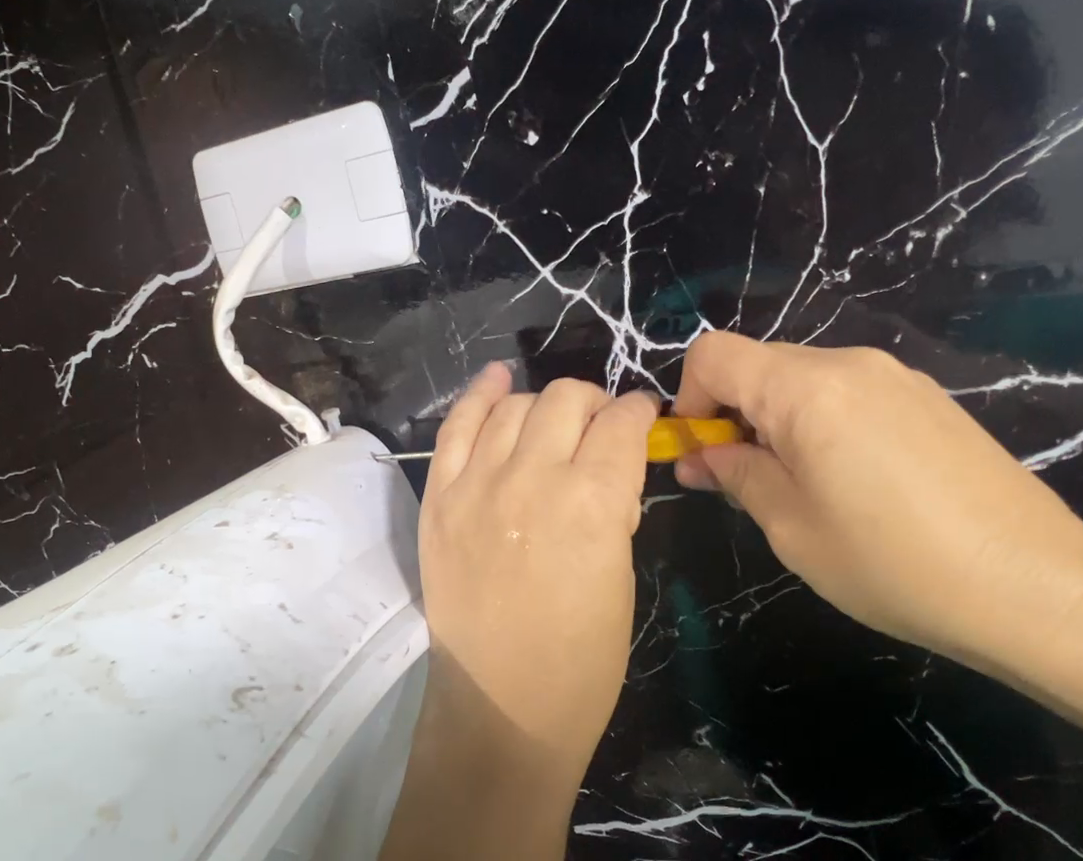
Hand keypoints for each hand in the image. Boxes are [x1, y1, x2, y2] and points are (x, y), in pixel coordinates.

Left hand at [419, 363, 657, 772]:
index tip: (642, 416)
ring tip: (554, 418)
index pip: (621, 424)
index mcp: (592, 501)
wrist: (501, 702)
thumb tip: (610, 468)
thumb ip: (614, 508)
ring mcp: (478, 482)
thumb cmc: (582, 659)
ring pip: (514, 405)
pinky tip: (498, 379)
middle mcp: (533, 476)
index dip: (638, 413)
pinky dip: (480, 395)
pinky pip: (457, 425)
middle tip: (600, 425)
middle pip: (567, 399)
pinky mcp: (440, 495)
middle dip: (594, 402)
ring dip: (543, 403)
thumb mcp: (621, 576)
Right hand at [672, 332, 1082, 661]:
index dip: (688, 396)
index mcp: (806, 388)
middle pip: (759, 364)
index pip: (714, 354)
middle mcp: (850, 365)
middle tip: (744, 479)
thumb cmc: (896, 565)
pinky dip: (824, 422)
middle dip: (734, 413)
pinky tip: (858, 485)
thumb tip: (700, 456)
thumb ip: (736, 477)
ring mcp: (899, 378)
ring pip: (804, 379)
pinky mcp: (933, 401)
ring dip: (779, 420)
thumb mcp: (792, 529)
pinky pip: (850, 393)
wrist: (1044, 594)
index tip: (700, 451)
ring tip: (804, 488)